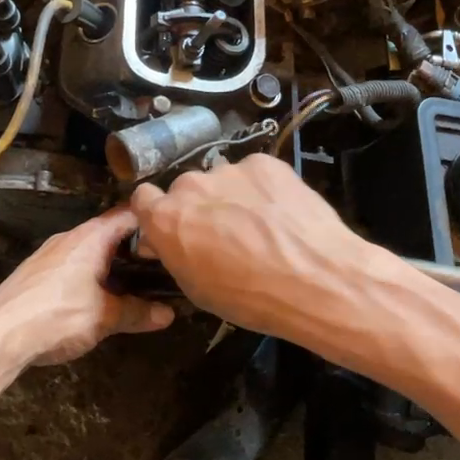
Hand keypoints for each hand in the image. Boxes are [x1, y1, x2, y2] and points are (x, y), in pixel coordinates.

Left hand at [0, 208, 174, 366]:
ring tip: (138, 285)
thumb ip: (137, 312)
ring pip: (91, 252)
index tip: (173, 234)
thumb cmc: (57, 315)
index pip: (128, 214)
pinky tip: (102, 299)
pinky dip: (93, 277)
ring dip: (113, 266)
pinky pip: (75, 267)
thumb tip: (168, 315)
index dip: (152, 220)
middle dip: (135, 249)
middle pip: (110, 234)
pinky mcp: (38, 274)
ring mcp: (51, 255)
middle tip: (163, 266)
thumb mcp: (105, 317)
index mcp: (90, 237)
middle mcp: (70, 238)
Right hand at [130, 154, 375, 342]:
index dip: (157, 213)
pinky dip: (262, 188)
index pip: (143, 198)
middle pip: (186, 189)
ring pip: (221, 180)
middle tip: (223, 233)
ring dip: (231, 196)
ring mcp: (230, 169)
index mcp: (166, 218)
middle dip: (198, 207)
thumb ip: (173, 255)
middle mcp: (191, 185)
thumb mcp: (198, 289)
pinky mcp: (265, 162)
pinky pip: (253, 173)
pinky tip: (281, 213)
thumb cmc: (250, 297)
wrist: (317, 279)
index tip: (173, 228)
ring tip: (261, 224)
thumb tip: (161, 241)